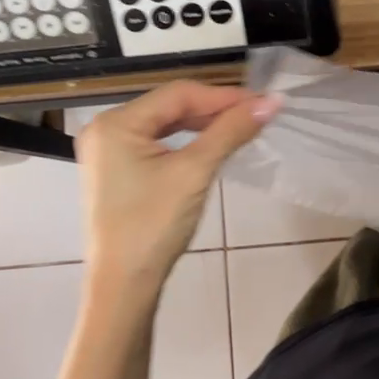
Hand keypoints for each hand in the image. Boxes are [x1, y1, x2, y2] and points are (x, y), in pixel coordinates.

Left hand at [78, 81, 278, 299]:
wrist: (125, 284)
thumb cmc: (154, 225)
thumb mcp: (195, 172)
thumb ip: (231, 131)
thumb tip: (273, 101)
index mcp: (116, 123)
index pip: (178, 94)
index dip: (223, 95)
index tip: (263, 102)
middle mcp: (105, 129)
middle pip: (170, 107)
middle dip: (214, 109)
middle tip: (256, 114)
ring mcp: (108, 152)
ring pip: (164, 125)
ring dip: (202, 125)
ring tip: (240, 127)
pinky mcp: (116, 172)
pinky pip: (156, 144)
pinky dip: (185, 143)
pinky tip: (211, 145)